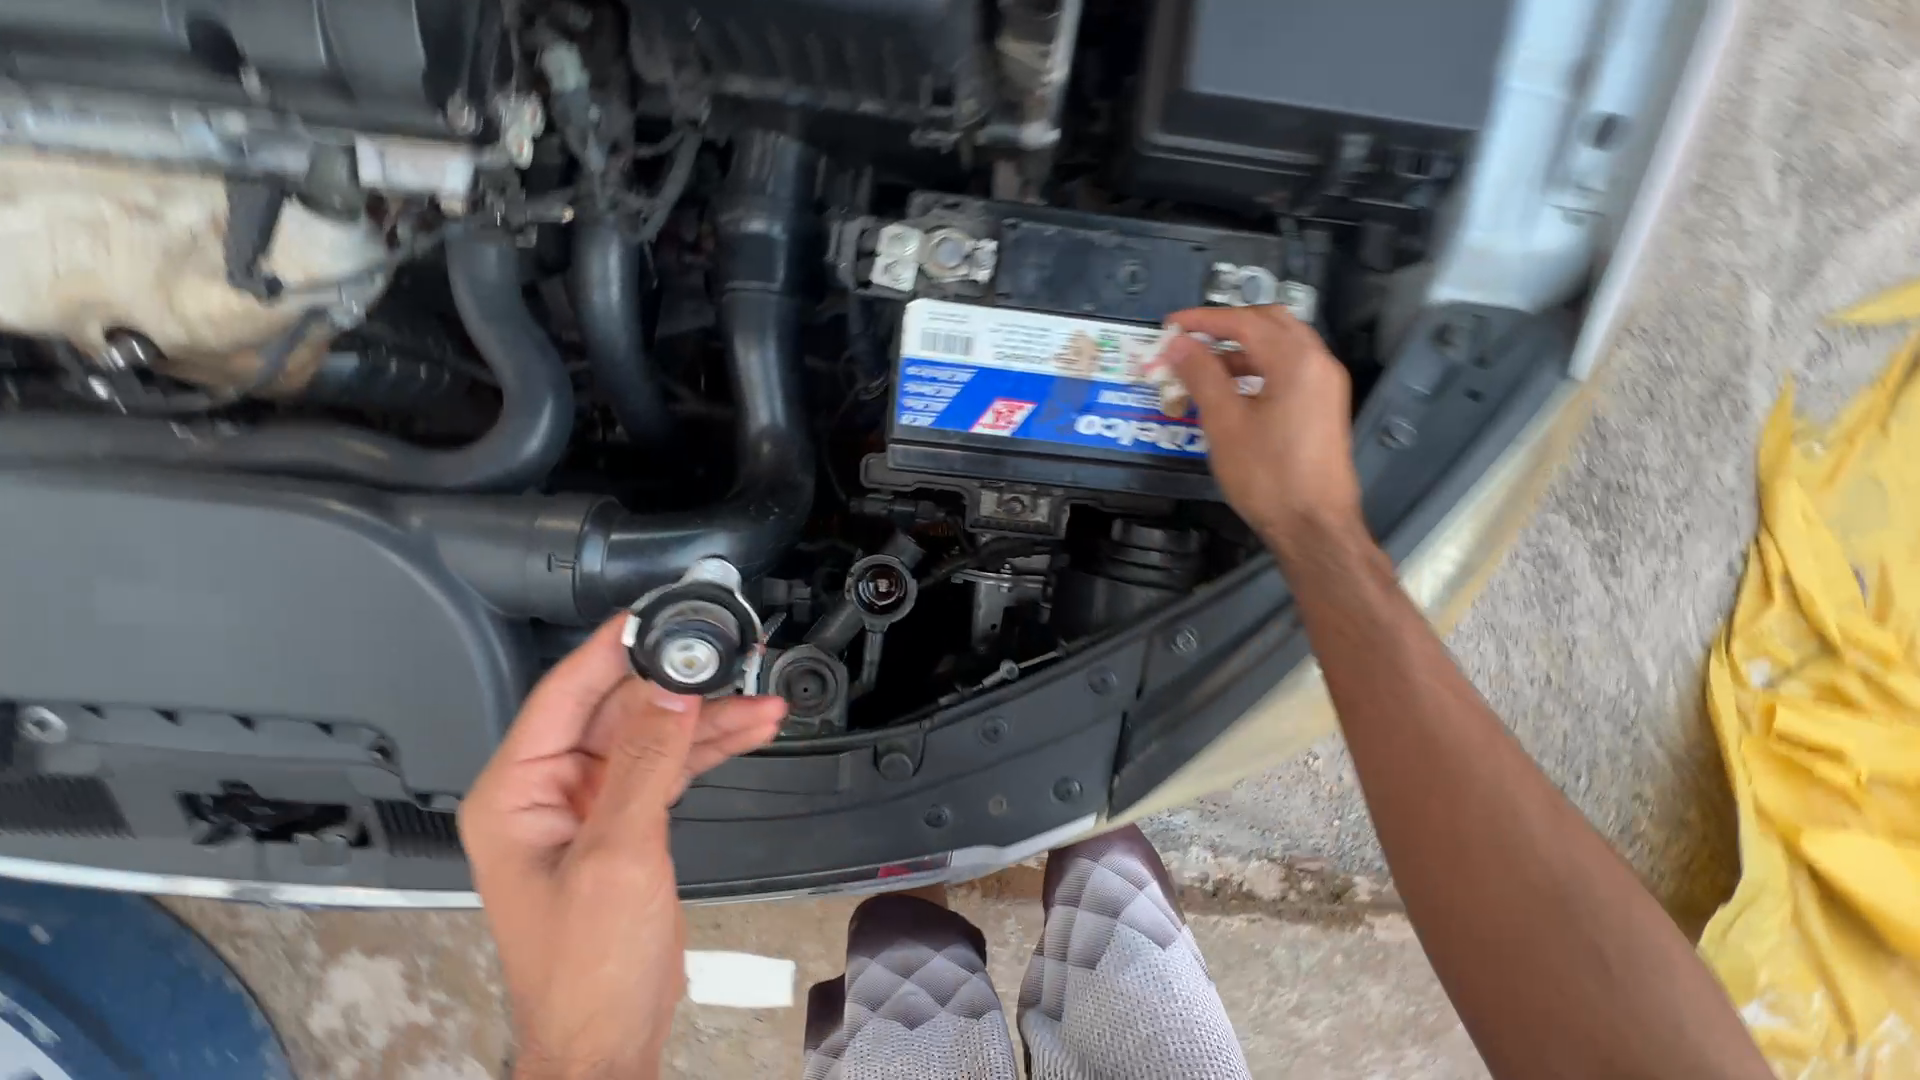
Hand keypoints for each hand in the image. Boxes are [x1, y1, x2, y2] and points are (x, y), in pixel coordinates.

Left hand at [459, 618, 786, 1079]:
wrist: (608, 1037)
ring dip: (709, 717)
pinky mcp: (629, 821)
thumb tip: (672, 690)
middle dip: (680, 685)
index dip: (611, 649)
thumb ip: (647, 762)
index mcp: (517, 791)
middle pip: (621, 710)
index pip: (565, 695)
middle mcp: (550, 790)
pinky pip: (672, 766)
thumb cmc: (586, 968)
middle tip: (728, 656)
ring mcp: (593, 805)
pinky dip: (711, 747)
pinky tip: (750, 729)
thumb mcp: (617, 853)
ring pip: (656, 735)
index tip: (652, 615)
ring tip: (760, 696)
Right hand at [1164, 305, 1362, 552]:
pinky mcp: (1324, 407)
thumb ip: (1201, 376)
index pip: (1246, 322)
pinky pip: (1290, 370)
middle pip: (1270, 323)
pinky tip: (1232, 391)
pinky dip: (1259, 368)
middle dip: (1228, 326)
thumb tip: (1178, 343)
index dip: (1204, 319)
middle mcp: (1318, 363)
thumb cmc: (1266, 475)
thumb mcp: (1224, 423)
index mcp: (1296, 360)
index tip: (1171, 325)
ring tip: (1203, 368)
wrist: (1313, 525)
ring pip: (1282, 346)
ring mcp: (1326, 385)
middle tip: (1190, 340)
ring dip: (1242, 349)